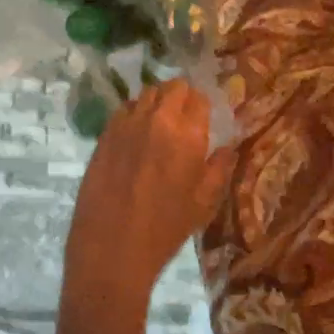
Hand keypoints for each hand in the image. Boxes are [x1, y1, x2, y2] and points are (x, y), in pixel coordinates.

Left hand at [64, 80, 233, 295]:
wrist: (112, 247)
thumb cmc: (165, 230)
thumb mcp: (204, 204)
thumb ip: (219, 169)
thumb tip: (227, 148)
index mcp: (188, 135)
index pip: (199, 97)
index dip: (202, 106)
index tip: (202, 117)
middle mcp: (159, 119)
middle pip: (174, 86)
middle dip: (181, 97)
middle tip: (182, 117)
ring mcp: (129, 122)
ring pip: (147, 92)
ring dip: (157, 102)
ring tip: (158, 123)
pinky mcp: (106, 131)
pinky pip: (125, 108)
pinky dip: (134, 113)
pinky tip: (135, 134)